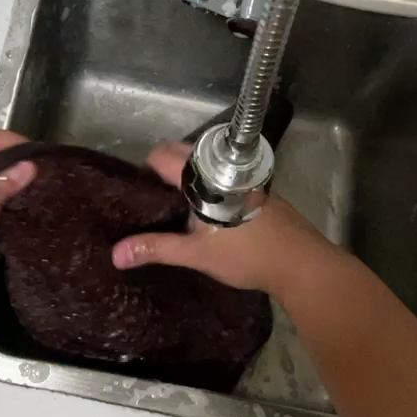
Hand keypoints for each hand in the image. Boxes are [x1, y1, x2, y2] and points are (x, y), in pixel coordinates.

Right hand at [110, 142, 340, 295]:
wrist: (301, 263)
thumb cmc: (246, 255)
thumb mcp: (196, 254)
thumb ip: (156, 248)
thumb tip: (116, 254)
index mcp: (204, 177)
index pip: (163, 155)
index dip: (146, 168)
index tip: (138, 190)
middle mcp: (222, 168)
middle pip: (183, 152)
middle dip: (166, 168)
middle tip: (154, 199)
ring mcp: (243, 175)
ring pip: (205, 162)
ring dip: (189, 175)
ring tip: (178, 206)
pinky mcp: (257, 187)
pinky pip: (223, 173)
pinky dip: (209, 182)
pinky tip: (208, 211)